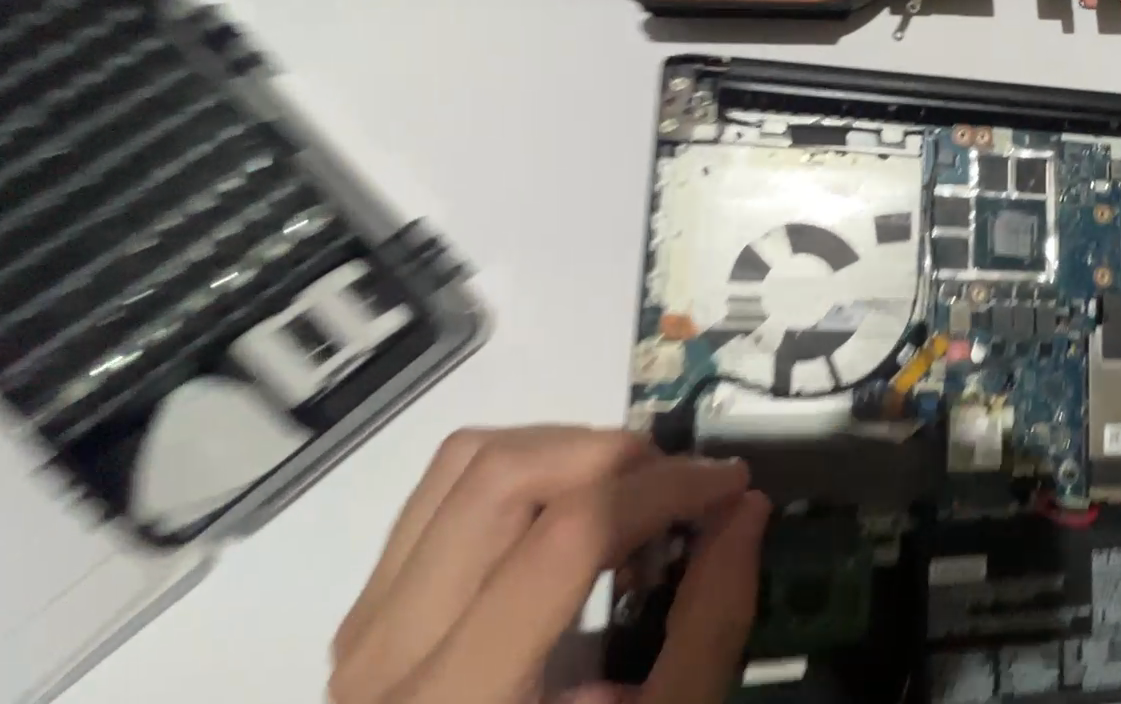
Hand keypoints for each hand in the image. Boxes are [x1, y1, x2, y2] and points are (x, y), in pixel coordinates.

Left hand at [330, 426, 768, 703]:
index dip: (664, 489)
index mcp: (460, 699)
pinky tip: (572, 505)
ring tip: (630, 488)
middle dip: (616, 455)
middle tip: (680, 486)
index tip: (730, 484)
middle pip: (504, 474)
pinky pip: (446, 485)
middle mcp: (390, 645)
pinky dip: (528, 465)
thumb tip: (746, 508)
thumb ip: (708, 625)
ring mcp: (368, 616)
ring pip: (468, 461)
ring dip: (570, 448)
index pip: (569, 534)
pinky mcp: (370, 601)